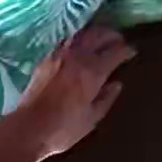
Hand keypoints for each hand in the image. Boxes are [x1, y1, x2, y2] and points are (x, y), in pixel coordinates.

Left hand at [2, 26, 135, 161]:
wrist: (28, 128)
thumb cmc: (63, 128)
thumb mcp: (91, 119)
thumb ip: (106, 98)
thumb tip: (117, 84)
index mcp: (93, 72)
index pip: (115, 52)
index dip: (126, 50)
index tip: (132, 51)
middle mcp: (78, 56)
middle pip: (99, 35)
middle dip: (112, 35)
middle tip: (120, 40)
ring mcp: (61, 54)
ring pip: (83, 34)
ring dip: (95, 33)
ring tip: (102, 38)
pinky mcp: (48, 57)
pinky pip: (68, 40)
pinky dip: (79, 38)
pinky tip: (79, 45)